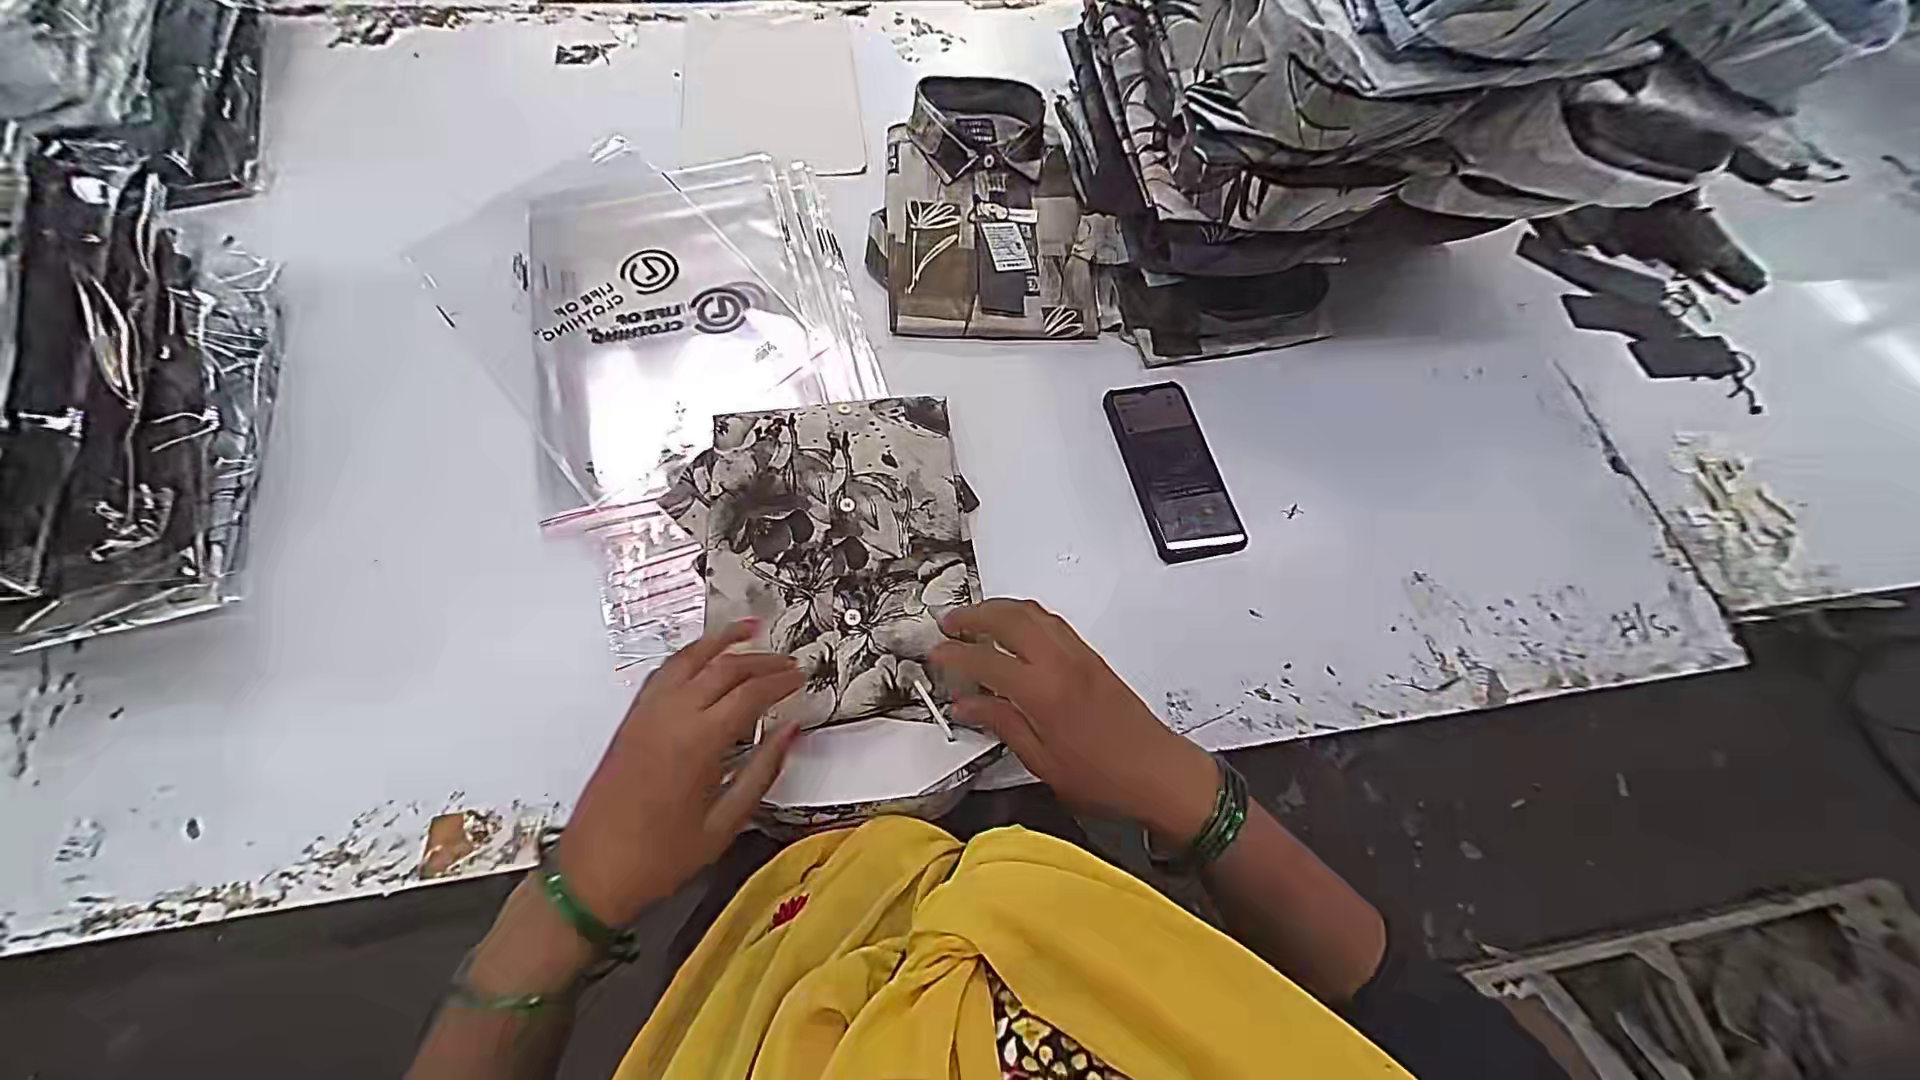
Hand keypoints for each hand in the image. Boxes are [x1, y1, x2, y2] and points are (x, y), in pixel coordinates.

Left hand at [556, 619, 803, 925]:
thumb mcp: (725, 823)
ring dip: (723, 641)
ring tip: (749, 629)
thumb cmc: (659, 857)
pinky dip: (690, 654)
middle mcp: (671, 717)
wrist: (589, 875)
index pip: (751, 693)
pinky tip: (704, 654)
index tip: (801, 677)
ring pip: (691, 658)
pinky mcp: (631, 719)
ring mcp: (647, 714)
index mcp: (698, 742)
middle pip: (725, 668)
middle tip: (788, 663)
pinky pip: (664, 672)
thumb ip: (763, 771)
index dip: (781, 681)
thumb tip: (791, 732)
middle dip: (762, 661)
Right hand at [930, 599, 1219, 845]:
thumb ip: (1000, 723)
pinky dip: (1024, 613)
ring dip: (998, 607)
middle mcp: (1060, 662)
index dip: (954, 654)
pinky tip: (1015, 625)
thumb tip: (968, 705)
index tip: (937, 654)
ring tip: (975, 617)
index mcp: (1042, 692)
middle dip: (972, 615)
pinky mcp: (1091, 655)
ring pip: (1031, 610)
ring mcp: (1078, 653)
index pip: (984, 659)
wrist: (1159, 772)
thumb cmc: (1106, 777)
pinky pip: (1051, 619)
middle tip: (949, 623)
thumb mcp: (1041, 761)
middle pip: (1007, 618)